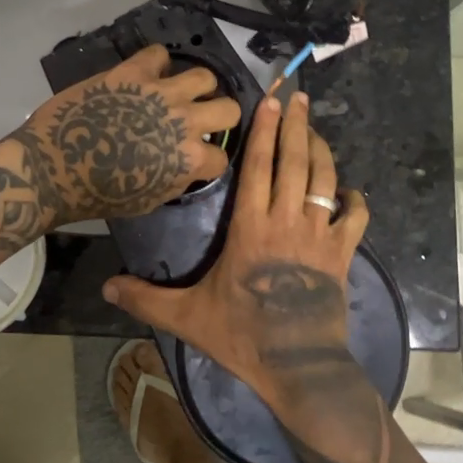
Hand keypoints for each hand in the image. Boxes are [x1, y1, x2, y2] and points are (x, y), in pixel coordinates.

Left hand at [0, 44, 240, 229]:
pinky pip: (160, 53)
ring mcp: (162, 92)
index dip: (210, 159)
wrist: (52, 167)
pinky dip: (156, 64)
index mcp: (189, 159)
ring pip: (205, 75)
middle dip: (218, 117)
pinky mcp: (134, 71)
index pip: (222, 156)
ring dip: (195, 87)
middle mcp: (185, 121)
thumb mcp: (148, 201)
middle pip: (230, 108)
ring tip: (179, 92)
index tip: (197, 157)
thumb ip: (176, 179)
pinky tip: (146, 75)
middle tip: (199, 119)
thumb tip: (186, 165)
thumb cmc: (97, 195)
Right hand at [101, 91, 368, 406]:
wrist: (297, 367)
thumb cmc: (243, 336)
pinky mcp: (343, 254)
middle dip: (296, 124)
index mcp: (251, 227)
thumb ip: (148, 298)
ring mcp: (319, 235)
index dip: (263, 131)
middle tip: (297, 96)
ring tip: (314, 128)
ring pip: (324, 179)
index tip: (269, 102)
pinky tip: (348, 191)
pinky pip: (356, 217)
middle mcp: (287, 220)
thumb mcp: (188, 318)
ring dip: (320, 150)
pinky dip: (355, 199)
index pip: (257, 166)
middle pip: (294, 161)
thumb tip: (106, 287)